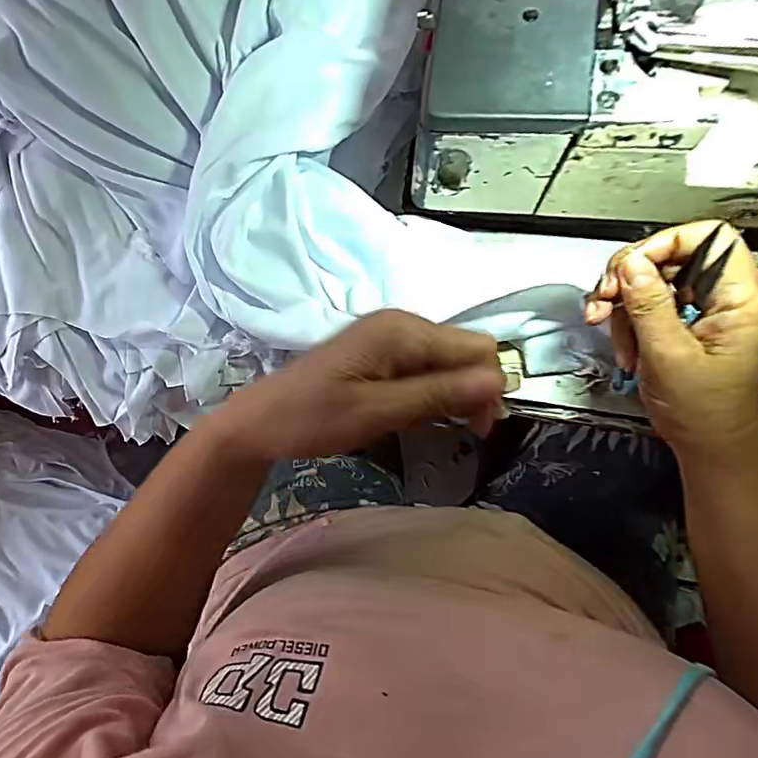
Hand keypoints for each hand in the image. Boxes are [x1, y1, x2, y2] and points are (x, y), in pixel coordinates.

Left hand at [197, 310, 506, 463]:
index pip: (478, 347)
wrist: (258, 423)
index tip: (477, 428)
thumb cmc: (311, 418)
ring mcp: (386, 340)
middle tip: (457, 433)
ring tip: (421, 426)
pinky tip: (406, 418)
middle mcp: (399, 325)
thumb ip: (436, 395)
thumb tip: (499, 382)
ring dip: (445, 397)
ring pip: (444, 365)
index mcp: (401, 331)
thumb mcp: (376, 411)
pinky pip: (419, 372)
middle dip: (470, 392)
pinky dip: (423, 396)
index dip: (488, 386)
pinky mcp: (376, 356)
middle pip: (464, 353)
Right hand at [583, 220, 757, 463]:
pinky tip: (622, 338)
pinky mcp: (690, 320)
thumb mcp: (668, 355)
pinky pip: (652, 302)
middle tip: (604, 299)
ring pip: (655, 279)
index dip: (661, 246)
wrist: (709, 442)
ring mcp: (709, 307)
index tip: (628, 270)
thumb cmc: (704, 410)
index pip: (707, 237)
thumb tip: (632, 265)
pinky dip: (628, 317)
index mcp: (743, 297)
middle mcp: (731, 295)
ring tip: (606, 324)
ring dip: (623, 301)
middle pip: (673, 256)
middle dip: (630, 277)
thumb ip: (648, 305)